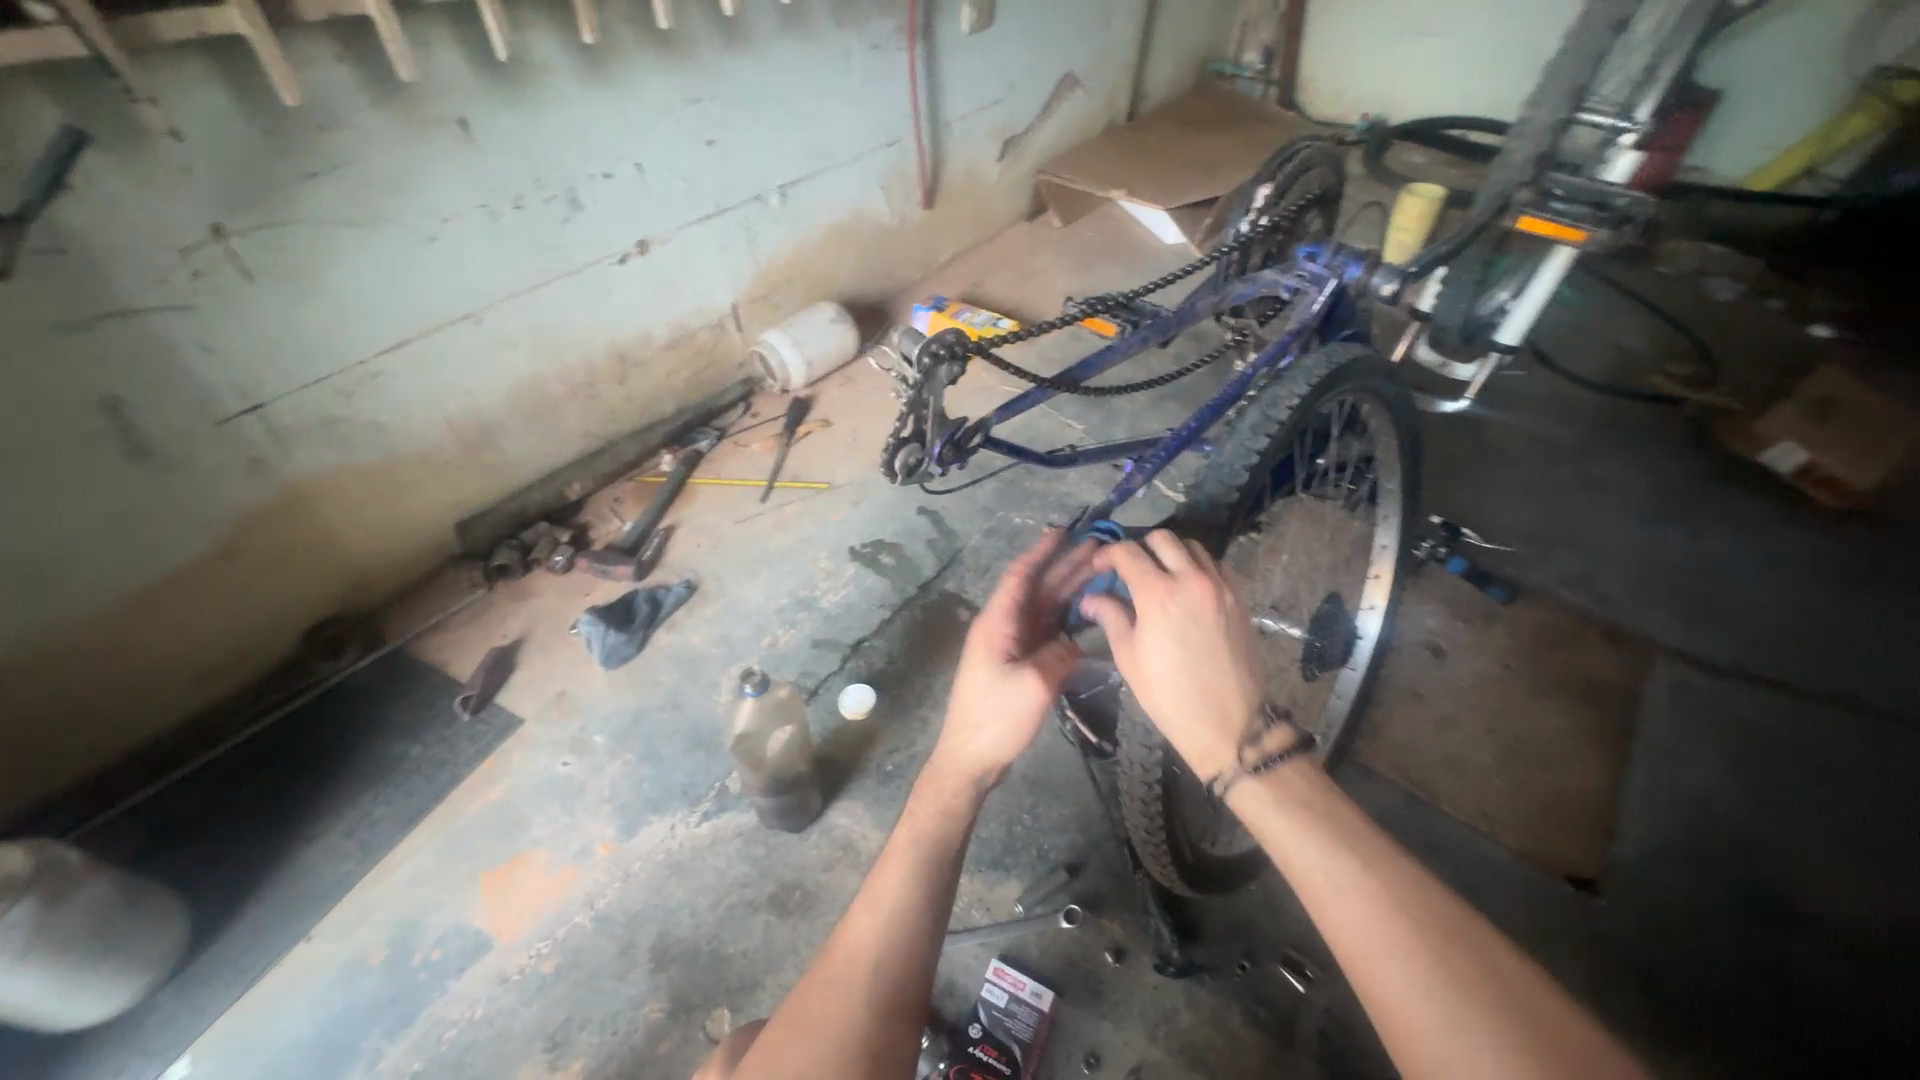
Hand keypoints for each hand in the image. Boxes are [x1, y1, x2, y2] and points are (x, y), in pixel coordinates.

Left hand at [931, 529, 1099, 793]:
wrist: (971, 758)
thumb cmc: (996, 718)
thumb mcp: (1034, 684)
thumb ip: (1060, 654)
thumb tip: (1076, 642)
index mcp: (997, 624)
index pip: (1021, 576)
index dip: (1041, 552)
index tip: (1064, 530)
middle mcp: (1002, 628)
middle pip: (1036, 589)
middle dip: (1064, 567)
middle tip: (1098, 547)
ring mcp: (1010, 646)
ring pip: (1043, 609)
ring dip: (1068, 590)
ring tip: (1099, 571)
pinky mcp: (1018, 665)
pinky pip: (1045, 632)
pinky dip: (1065, 620)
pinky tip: (1088, 613)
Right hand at [1078, 530, 1264, 780]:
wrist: (1228, 723)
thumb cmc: (1168, 695)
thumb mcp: (1129, 657)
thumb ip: (1110, 618)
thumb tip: (1091, 599)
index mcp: (1157, 594)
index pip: (1127, 553)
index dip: (1107, 554)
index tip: (1099, 567)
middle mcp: (1190, 580)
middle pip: (1162, 539)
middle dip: (1139, 547)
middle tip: (1128, 569)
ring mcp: (1219, 587)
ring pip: (1192, 547)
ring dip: (1170, 553)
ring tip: (1159, 574)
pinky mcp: (1237, 599)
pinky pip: (1216, 566)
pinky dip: (1197, 566)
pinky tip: (1187, 587)